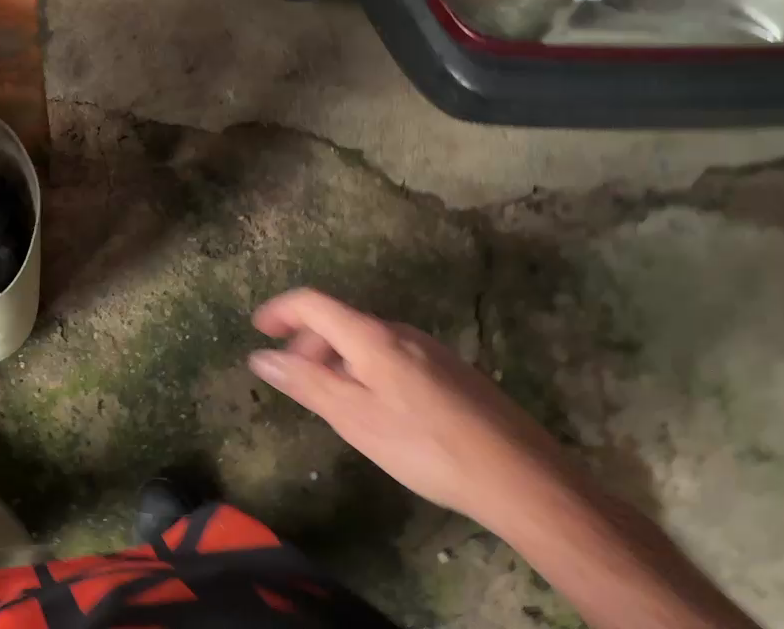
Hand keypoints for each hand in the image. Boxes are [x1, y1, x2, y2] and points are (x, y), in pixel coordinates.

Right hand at [248, 288, 576, 526]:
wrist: (524, 480)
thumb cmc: (425, 446)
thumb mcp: (353, 417)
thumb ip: (305, 382)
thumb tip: (261, 357)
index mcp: (372, 336)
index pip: (313, 303)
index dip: (280, 311)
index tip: (259, 329)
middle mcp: (402, 333)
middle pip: (341, 322)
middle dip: (308, 342)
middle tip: (294, 377)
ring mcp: (434, 353)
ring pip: (369, 342)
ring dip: (339, 359)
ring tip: (333, 399)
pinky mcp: (456, 375)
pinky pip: (394, 358)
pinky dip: (368, 370)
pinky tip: (378, 411)